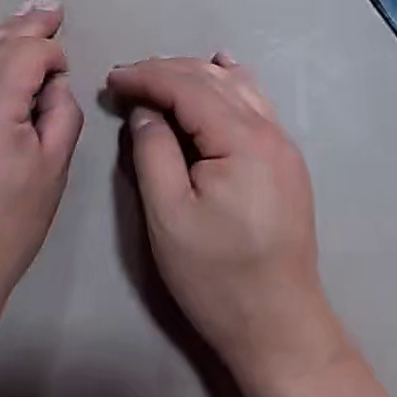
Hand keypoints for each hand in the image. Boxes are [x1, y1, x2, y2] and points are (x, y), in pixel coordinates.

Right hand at [107, 54, 346, 381]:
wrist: (278, 326)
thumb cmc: (216, 276)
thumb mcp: (168, 214)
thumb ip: (152, 151)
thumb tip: (144, 109)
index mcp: (242, 141)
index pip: (188, 88)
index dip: (146, 77)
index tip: (111, 79)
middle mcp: (270, 131)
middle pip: (212, 80)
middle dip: (165, 71)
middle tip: (125, 79)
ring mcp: (283, 145)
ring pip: (236, 86)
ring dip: (194, 74)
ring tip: (157, 77)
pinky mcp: (285, 160)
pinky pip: (256, 102)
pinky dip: (230, 83)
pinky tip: (220, 70)